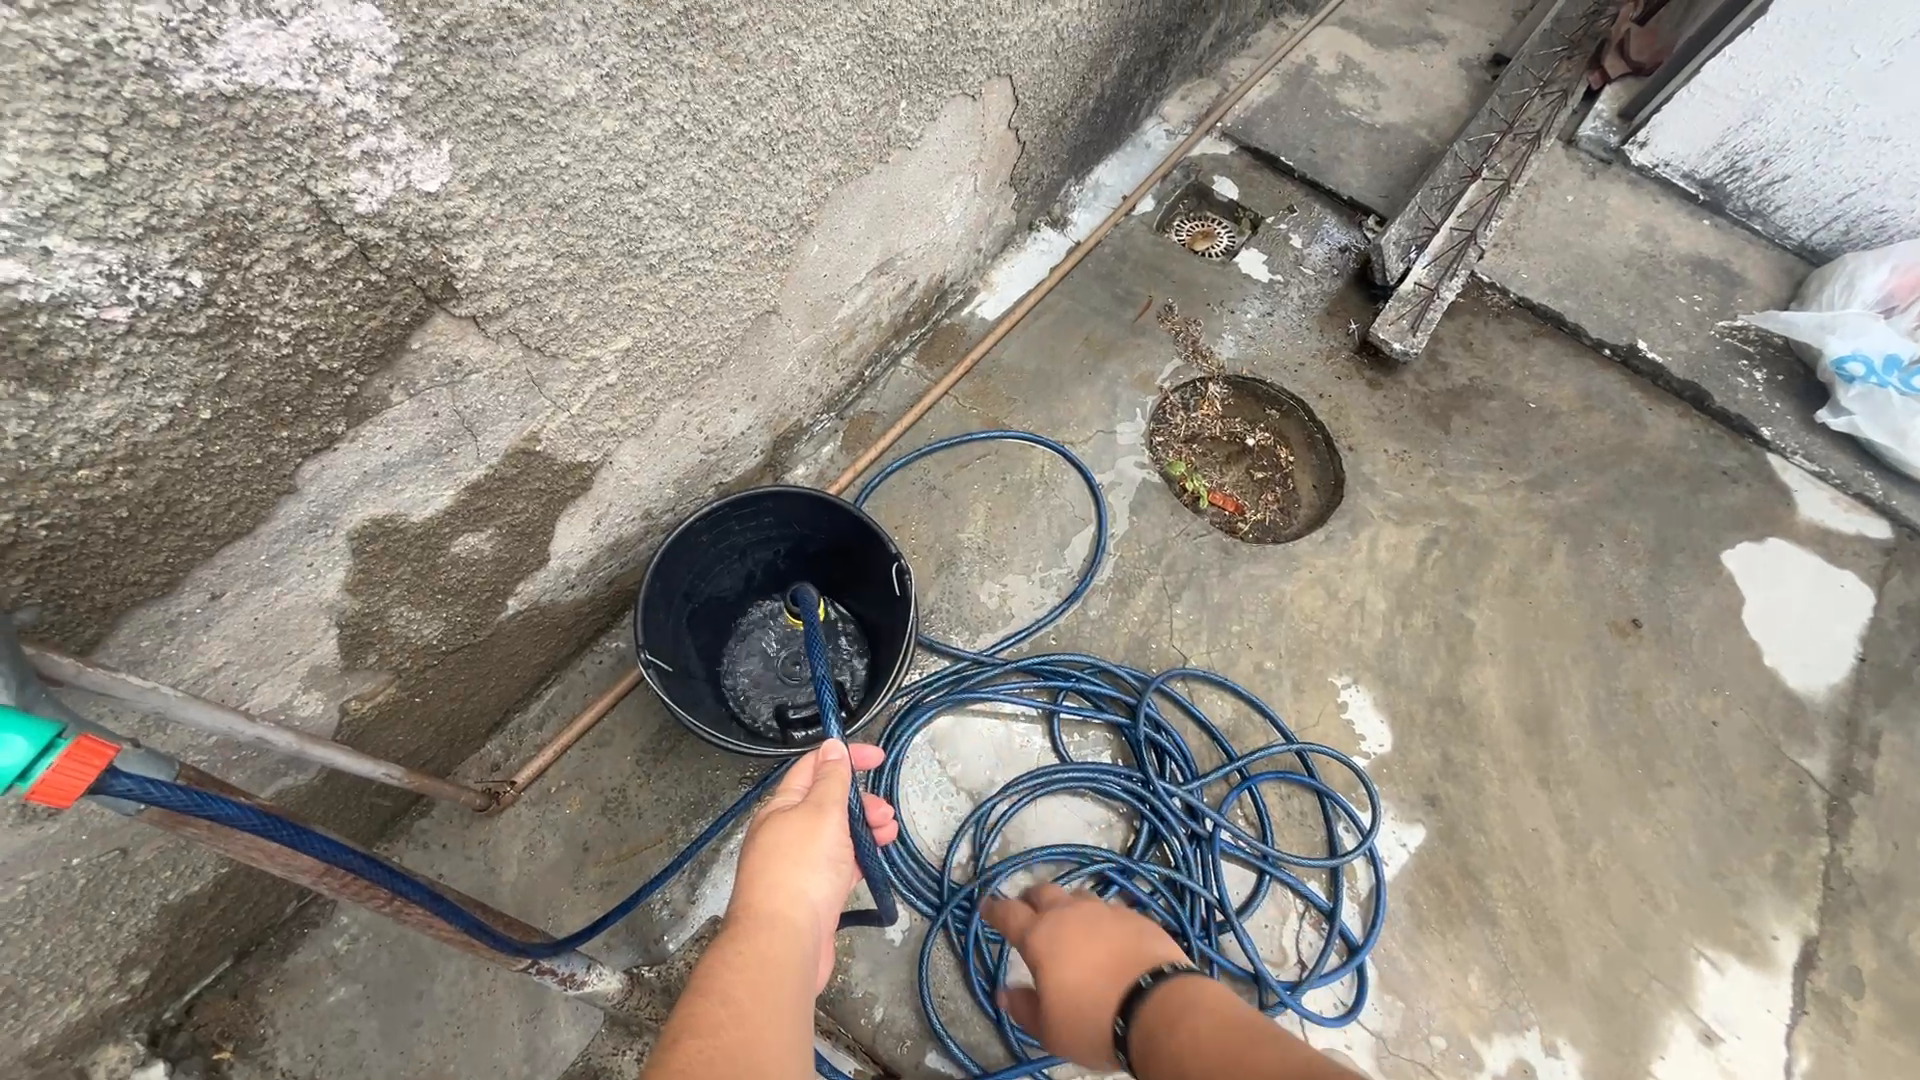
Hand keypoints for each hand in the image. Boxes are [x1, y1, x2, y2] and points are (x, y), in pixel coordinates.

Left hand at [728, 739, 897, 992]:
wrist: (784, 945)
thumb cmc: (802, 869)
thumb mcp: (821, 812)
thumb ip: (831, 779)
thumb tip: (831, 746)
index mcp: (782, 807)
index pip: (814, 767)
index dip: (846, 757)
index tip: (879, 758)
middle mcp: (786, 832)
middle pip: (828, 803)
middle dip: (861, 801)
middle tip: (885, 812)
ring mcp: (798, 866)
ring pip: (836, 835)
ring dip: (865, 829)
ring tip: (889, 834)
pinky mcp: (811, 895)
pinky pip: (839, 865)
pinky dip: (859, 858)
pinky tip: (876, 860)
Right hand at [982, 884, 1191, 1068]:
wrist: (1158, 1007)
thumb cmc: (1094, 1021)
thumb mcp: (1051, 1030)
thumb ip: (1024, 1009)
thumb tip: (1005, 994)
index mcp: (1040, 936)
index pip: (1008, 914)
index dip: (994, 909)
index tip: (986, 906)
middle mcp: (1068, 914)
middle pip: (1042, 892)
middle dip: (1030, 899)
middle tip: (1027, 911)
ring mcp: (1104, 910)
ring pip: (1077, 896)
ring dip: (1067, 906)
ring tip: (1069, 922)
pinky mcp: (1134, 915)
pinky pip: (1109, 909)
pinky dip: (1100, 919)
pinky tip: (1106, 935)